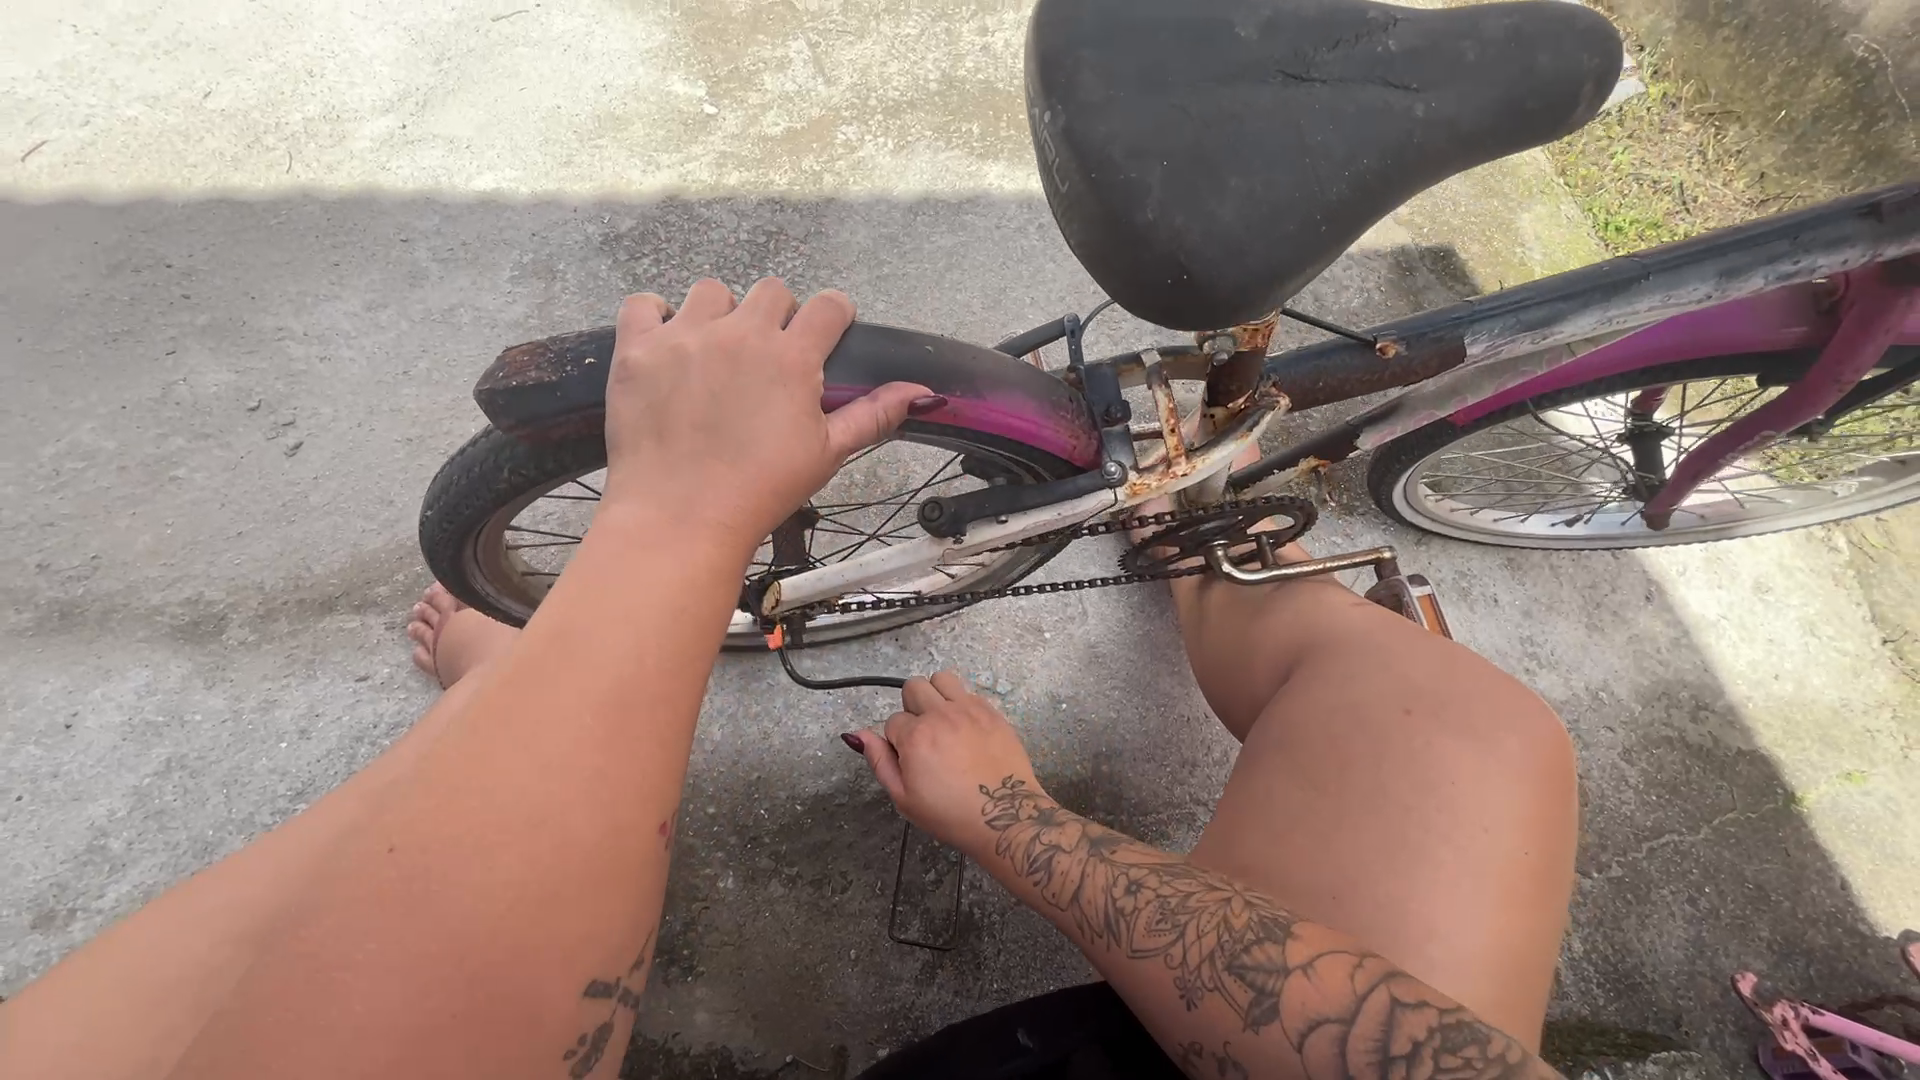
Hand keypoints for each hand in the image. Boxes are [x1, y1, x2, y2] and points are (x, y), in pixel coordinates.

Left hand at [599, 279, 931, 554]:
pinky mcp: (637, 349)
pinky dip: (655, 318)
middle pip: (772, 291)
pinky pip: (643, 303)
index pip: (828, 305)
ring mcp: (684, 336)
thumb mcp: (827, 454)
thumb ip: (873, 415)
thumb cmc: (762, 490)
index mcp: (793, 358)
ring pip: (711, 291)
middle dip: (778, 316)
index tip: (825, 336)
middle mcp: (741, 333)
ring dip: (721, 315)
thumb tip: (922, 391)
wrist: (682, 516)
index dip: (834, 317)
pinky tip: (666, 348)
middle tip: (768, 358)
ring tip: (715, 354)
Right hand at [846, 672, 1044, 854]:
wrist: (1005, 815)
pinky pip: (969, 692)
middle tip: (923, 735)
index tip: (910, 759)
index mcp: (916, 736)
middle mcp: (941, 715)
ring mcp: (969, 710)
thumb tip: (857, 734)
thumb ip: (879, 761)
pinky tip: (966, 730)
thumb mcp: (904, 798)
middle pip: (913, 687)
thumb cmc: (951, 814)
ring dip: (936, 695)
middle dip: (912, 708)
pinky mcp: (992, 712)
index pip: (892, 721)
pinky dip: (962, 705)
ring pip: (942, 678)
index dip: (897, 741)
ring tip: (943, 721)